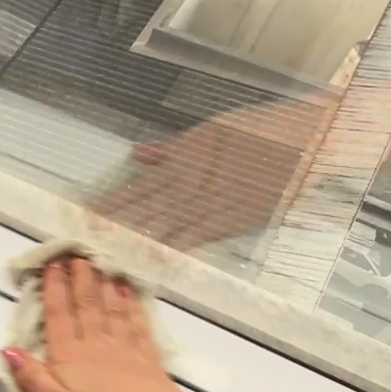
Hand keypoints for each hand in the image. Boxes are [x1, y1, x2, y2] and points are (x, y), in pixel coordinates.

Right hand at [2, 258, 186, 391]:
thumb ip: (31, 376)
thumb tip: (7, 349)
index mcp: (69, 356)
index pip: (58, 317)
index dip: (53, 289)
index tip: (52, 263)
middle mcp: (96, 345)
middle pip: (87, 305)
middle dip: (80, 278)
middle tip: (77, 253)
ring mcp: (125, 349)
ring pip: (111, 310)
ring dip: (104, 285)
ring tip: (101, 263)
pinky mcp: (147, 359)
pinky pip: (137, 325)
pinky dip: (131, 306)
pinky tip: (129, 294)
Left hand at [92, 101, 320, 253]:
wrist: (307, 140)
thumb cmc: (262, 129)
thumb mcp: (213, 130)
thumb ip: (172, 148)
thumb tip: (138, 153)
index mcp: (181, 161)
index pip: (135, 188)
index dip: (109, 204)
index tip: (84, 216)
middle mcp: (187, 184)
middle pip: (140, 212)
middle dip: (111, 228)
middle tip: (83, 242)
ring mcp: (206, 205)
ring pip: (159, 227)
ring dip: (131, 242)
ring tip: (104, 253)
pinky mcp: (227, 221)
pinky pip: (191, 240)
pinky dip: (168, 251)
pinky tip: (148, 261)